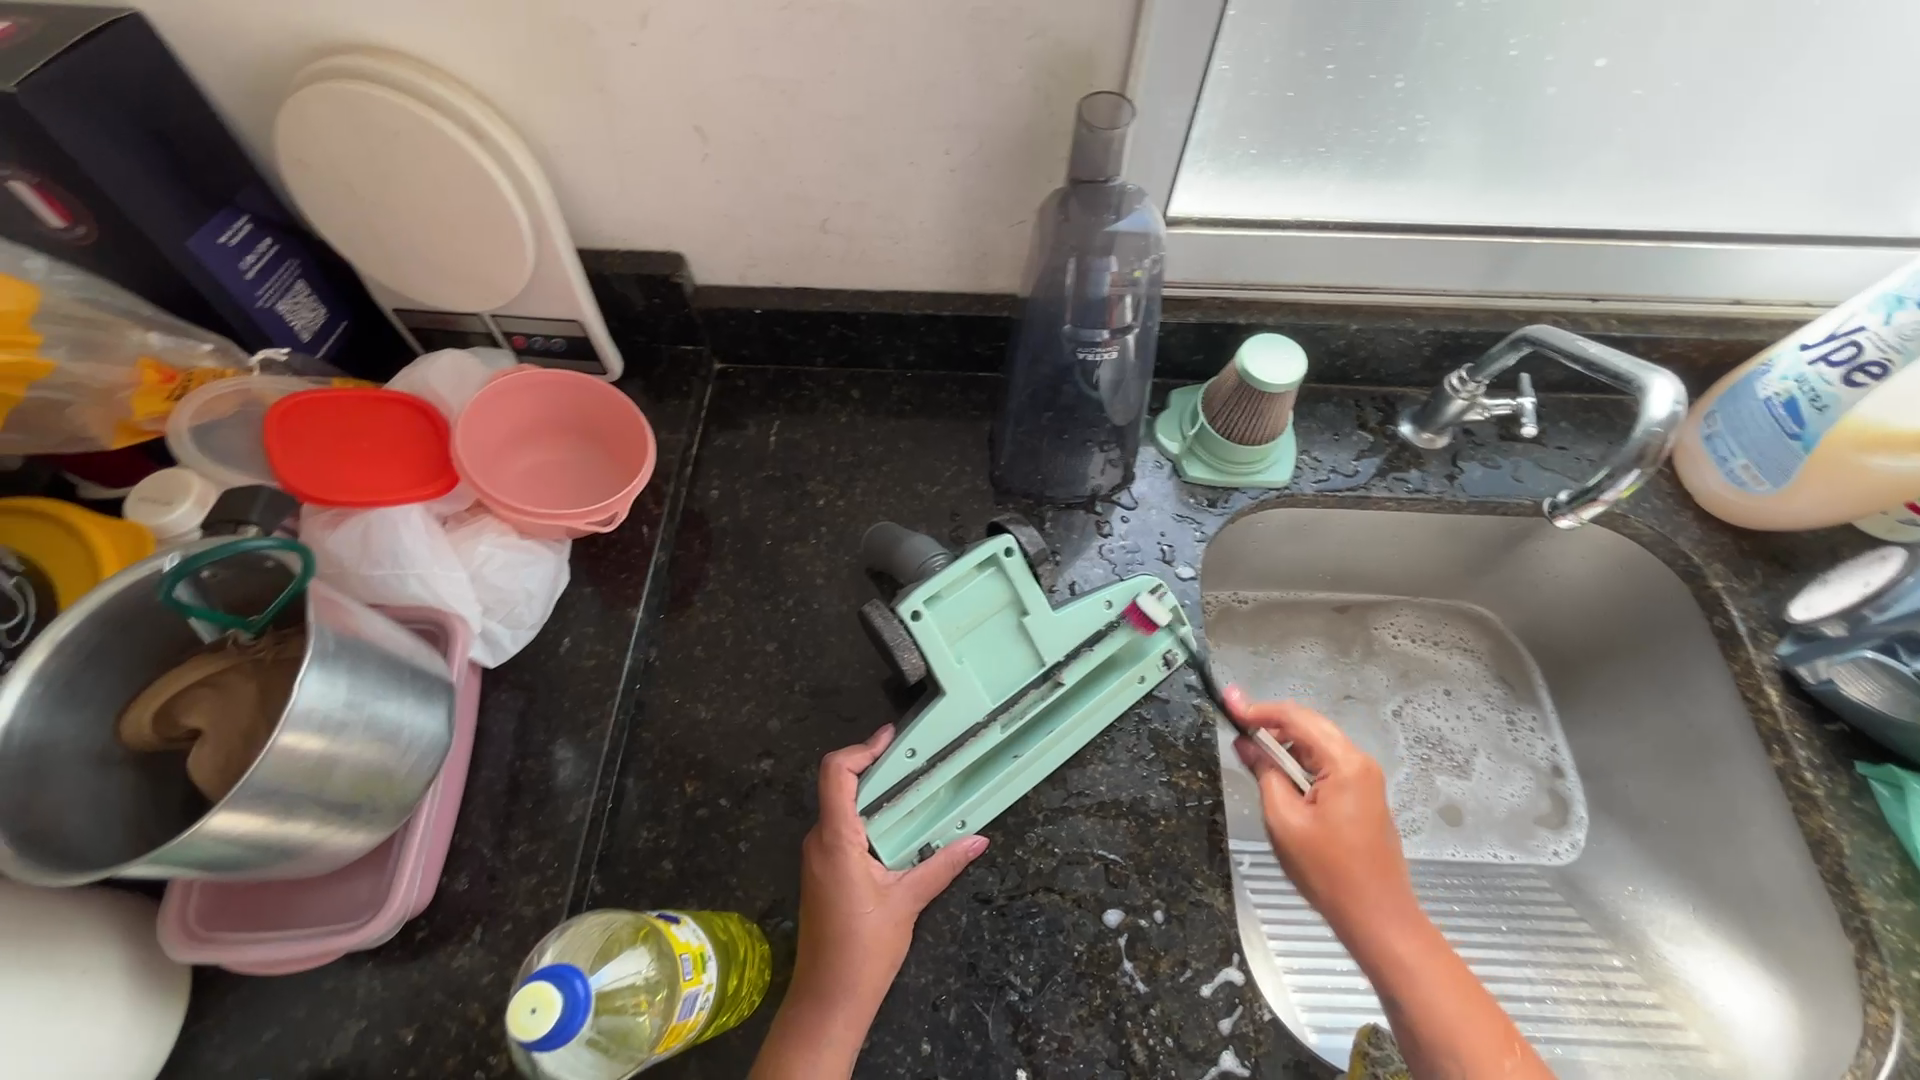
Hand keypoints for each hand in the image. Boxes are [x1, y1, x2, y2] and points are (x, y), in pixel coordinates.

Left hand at [793, 724, 988, 1011]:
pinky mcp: (822, 871)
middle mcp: (819, 841)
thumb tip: (979, 840)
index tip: (891, 738)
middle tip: (914, 760)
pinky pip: (843, 830)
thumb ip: (942, 865)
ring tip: (913, 789)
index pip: (835, 773)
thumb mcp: (908, 903)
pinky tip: (899, 826)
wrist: (828, 1000)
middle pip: (840, 785)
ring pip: (842, 808)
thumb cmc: (864, 951)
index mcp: (836, 840)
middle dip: (875, 767)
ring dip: (874, 795)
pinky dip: (869, 818)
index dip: (861, 748)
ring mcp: (817, 856)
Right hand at [1225, 687, 1417, 936]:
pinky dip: (1298, 761)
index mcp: (1345, 763)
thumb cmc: (1328, 871)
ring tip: (1250, 751)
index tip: (1228, 704)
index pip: (1296, 717)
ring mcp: (1365, 780)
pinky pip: (1325, 764)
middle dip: (1270, 722)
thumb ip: (1264, 773)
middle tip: (1234, 723)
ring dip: (1283, 743)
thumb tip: (1246, 744)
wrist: (1377, 917)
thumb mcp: (1284, 819)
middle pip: (1309, 725)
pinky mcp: (1362, 796)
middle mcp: (1359, 763)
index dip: (1258, 709)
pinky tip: (1277, 773)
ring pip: (1317, 744)